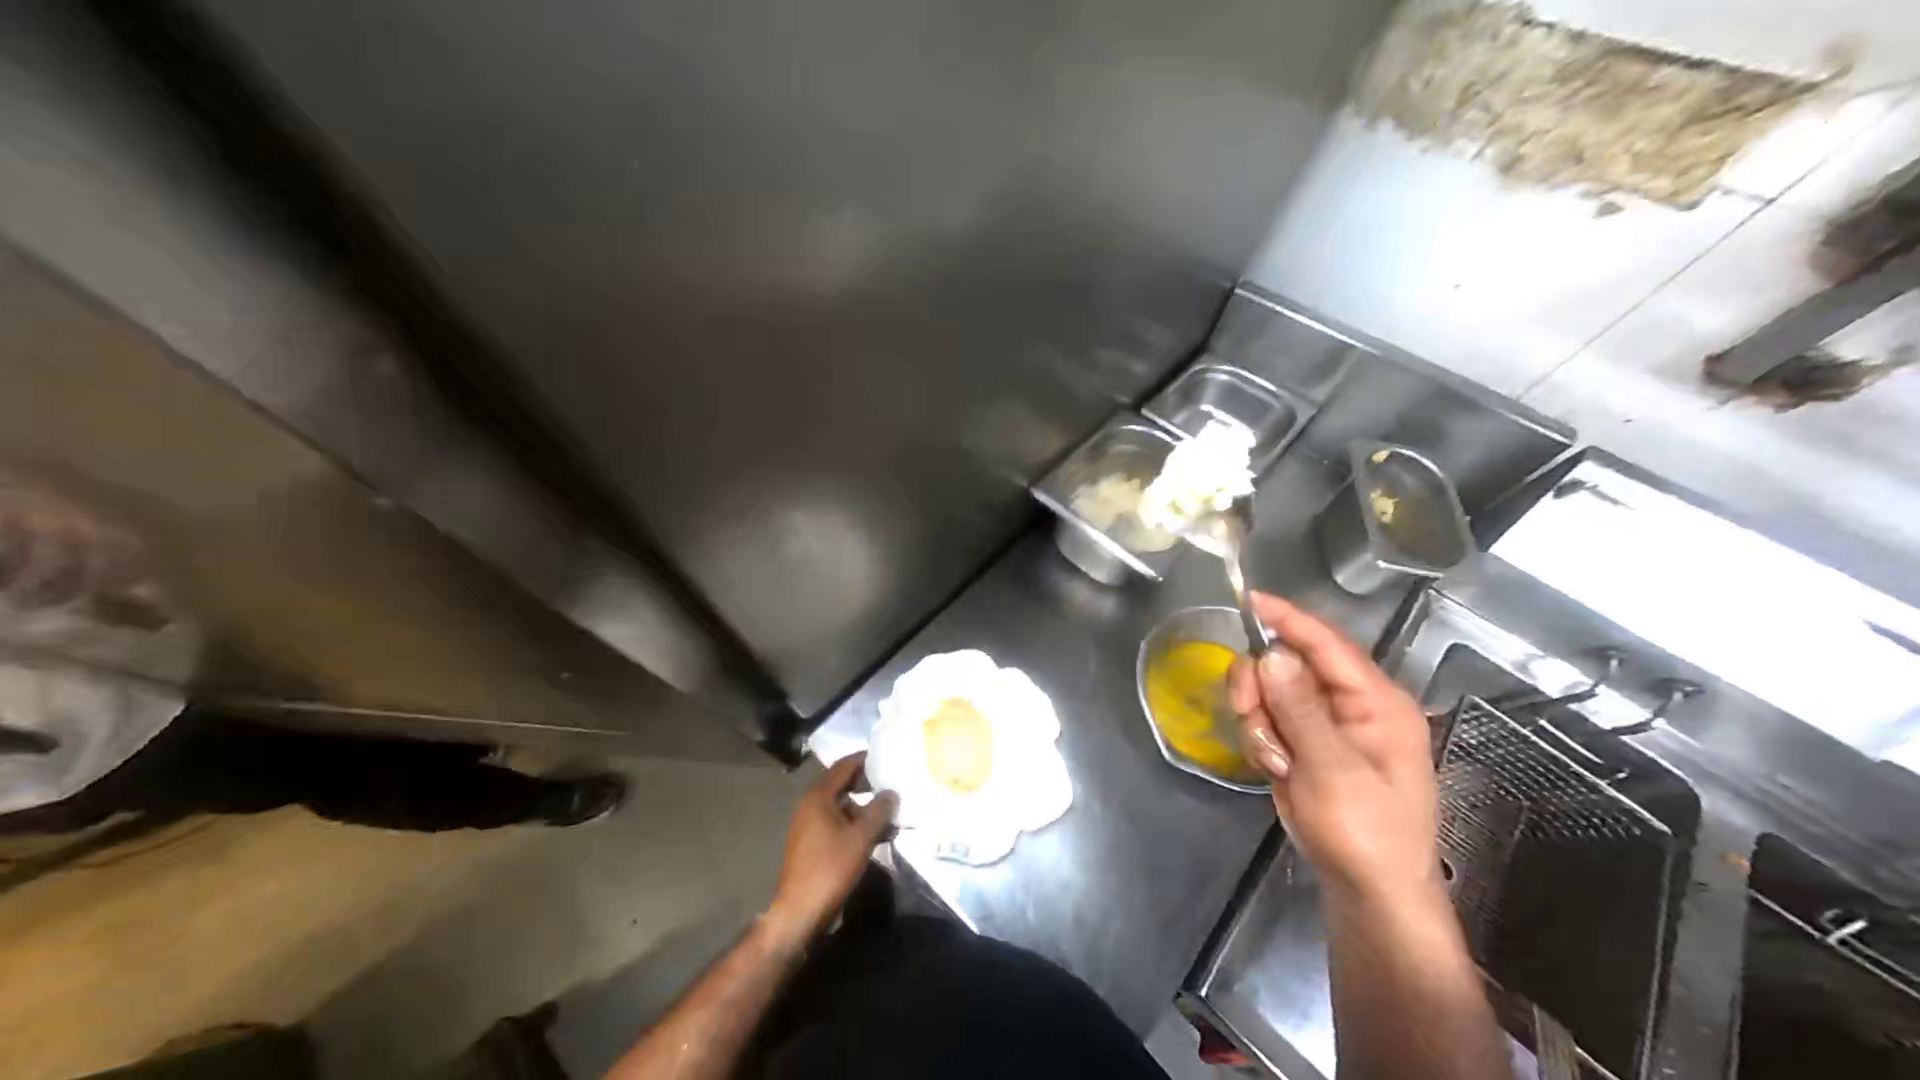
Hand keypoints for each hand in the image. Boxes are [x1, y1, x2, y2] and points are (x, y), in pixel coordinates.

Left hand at [766, 753, 898, 946]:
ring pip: (840, 807)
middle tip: (891, 781)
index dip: (863, 759)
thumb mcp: (861, 838)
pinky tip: (873, 834)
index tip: (884, 753)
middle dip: (866, 783)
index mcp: (818, 797)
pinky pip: (836, 823)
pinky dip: (854, 823)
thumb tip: (891, 792)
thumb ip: (879, 811)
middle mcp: (809, 806)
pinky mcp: (810, 844)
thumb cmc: (830, 867)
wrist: (800, 911)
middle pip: (841, 785)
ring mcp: (808, 826)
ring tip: (888, 812)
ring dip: (862, 808)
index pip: (843, 767)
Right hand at [1229, 592, 1440, 902]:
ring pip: (1269, 691)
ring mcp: (1324, 725)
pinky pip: (1266, 718)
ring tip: (1273, 758)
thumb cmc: (1366, 831)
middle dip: (1261, 687)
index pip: (1328, 644)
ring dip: (1259, 719)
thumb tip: (1270, 654)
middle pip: (1288, 664)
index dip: (1289, 619)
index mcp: (1376, 702)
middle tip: (1249, 713)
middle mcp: (1350, 705)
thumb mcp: (1333, 770)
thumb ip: (1300, 709)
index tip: (1249, 600)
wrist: (1368, 891)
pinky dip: (1260, 737)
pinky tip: (1272, 767)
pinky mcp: (1302, 744)